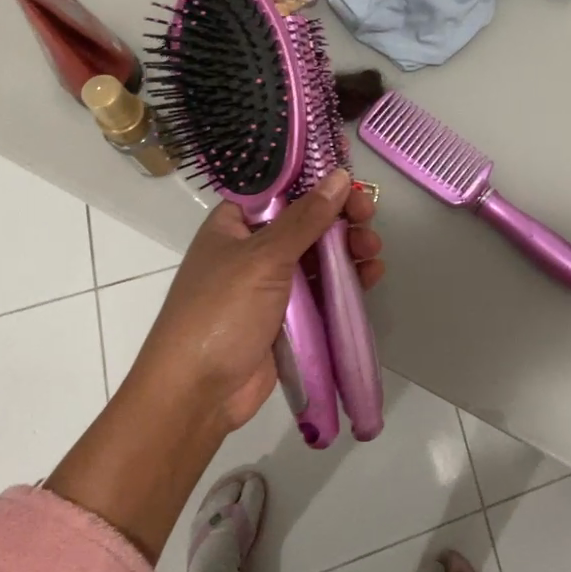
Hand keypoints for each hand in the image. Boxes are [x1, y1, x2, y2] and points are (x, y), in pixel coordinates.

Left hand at [45, 171, 381, 561]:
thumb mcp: (263, 258)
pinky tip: (370, 275)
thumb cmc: (220, 314)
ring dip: (349, 249)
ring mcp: (270, 284)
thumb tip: (340, 177)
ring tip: (373, 251)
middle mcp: (252, 249)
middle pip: (306, 222)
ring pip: (318, 255)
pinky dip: (346, 279)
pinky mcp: (288, 316)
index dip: (316, 183)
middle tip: (368, 219)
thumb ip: (306, 218)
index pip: (280, 190)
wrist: (197, 394)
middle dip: (340, 219)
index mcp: (234, 226)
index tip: (350, 184)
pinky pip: (322, 289)